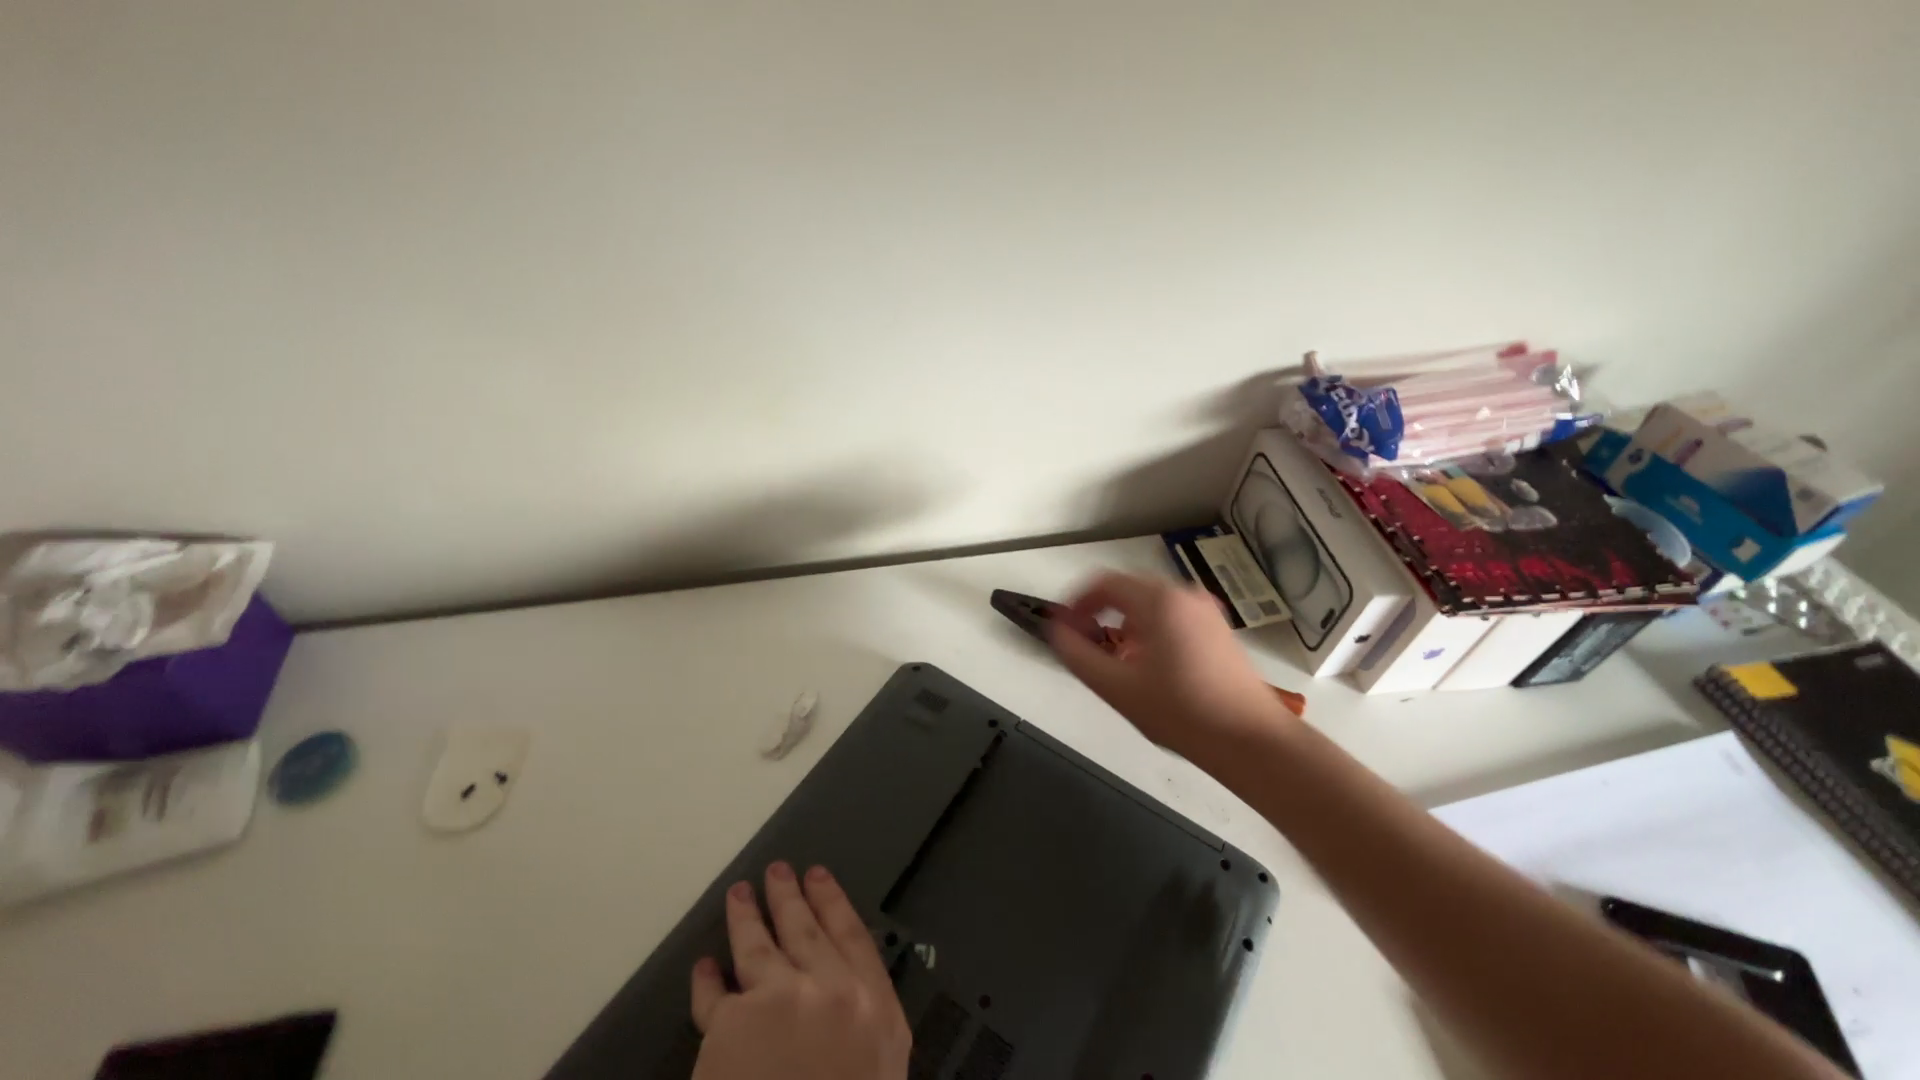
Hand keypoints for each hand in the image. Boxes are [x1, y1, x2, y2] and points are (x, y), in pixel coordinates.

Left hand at [690, 862, 909, 1079]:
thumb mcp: (877, 1069)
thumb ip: (865, 1028)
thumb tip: (846, 998)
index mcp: (874, 1009)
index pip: (852, 939)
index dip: (834, 902)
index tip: (820, 876)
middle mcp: (831, 992)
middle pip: (805, 930)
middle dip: (789, 896)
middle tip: (777, 870)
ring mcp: (781, 1001)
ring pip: (758, 945)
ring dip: (745, 915)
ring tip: (738, 894)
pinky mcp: (732, 1023)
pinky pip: (715, 992)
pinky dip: (706, 978)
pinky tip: (703, 967)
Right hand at [1048, 572, 1294, 763]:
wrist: (1249, 738)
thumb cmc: (1181, 712)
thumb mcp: (1117, 688)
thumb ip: (1078, 655)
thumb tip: (1057, 631)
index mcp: (1159, 601)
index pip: (1105, 582)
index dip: (1077, 601)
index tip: (1064, 626)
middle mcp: (1185, 596)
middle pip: (1129, 589)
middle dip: (1102, 612)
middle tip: (1087, 644)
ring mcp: (1207, 612)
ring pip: (1153, 604)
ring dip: (1127, 622)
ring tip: (1117, 660)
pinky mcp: (1219, 630)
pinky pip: (1174, 616)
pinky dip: (1152, 630)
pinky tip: (1151, 667)